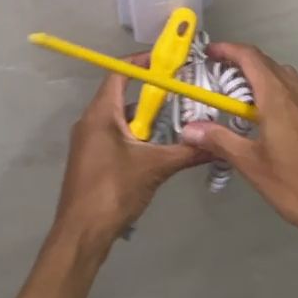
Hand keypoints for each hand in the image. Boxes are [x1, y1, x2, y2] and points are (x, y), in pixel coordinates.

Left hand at [52, 55, 207, 250]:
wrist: (81, 236)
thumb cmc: (113, 190)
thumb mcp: (155, 167)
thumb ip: (186, 151)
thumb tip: (216, 144)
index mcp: (101, 114)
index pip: (119, 73)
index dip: (142, 63)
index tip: (167, 62)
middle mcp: (90, 122)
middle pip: (121, 94)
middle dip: (150, 91)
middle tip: (179, 90)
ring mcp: (88, 142)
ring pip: (119, 117)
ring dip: (144, 116)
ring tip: (174, 118)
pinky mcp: (90, 160)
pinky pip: (114, 134)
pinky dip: (135, 133)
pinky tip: (156, 146)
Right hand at [181, 43, 297, 241]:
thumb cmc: (292, 184)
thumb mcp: (250, 163)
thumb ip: (219, 141)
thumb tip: (188, 129)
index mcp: (277, 97)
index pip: (251, 58)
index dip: (229, 50)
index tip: (208, 52)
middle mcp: (294, 92)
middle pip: (265, 63)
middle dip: (239, 62)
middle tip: (214, 74)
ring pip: (280, 75)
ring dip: (257, 74)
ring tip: (235, 93)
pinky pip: (290, 89)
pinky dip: (271, 88)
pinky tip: (261, 113)